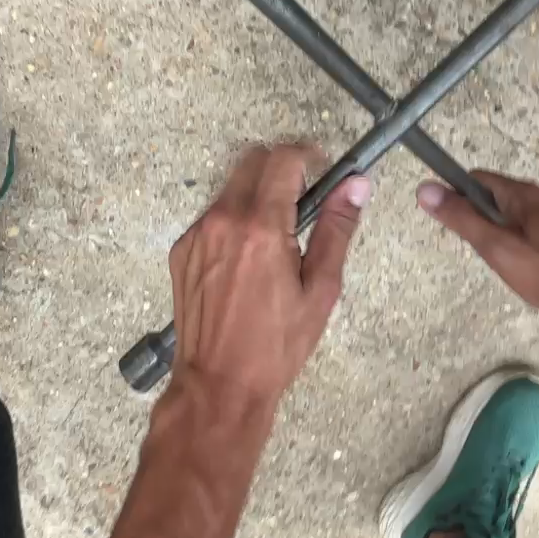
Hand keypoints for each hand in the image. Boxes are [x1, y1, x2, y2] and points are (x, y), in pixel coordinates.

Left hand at [167, 145, 370, 411]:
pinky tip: (247, 257)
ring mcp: (197, 233)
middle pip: (252, 160)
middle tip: (304, 194)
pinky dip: (233, 219)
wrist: (218, 384)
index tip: (322, 165)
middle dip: (281, 166)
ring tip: (277, 234)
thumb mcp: (320, 289)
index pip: (282, 159)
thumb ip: (337, 228)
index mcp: (261, 227)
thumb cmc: (276, 345)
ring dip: (256, 192)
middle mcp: (222, 220)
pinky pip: (212, 215)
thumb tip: (356, 185)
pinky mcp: (182, 249)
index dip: (307, 154)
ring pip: (230, 186)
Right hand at [417, 171, 538, 334]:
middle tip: (480, 250)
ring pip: (515, 215)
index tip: (451, 222)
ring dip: (500, 232)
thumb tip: (424, 189)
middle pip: (497, 197)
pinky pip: (533, 228)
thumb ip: (460, 218)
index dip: (458, 196)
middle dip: (480, 218)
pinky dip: (519, 241)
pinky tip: (524, 268)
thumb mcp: (496, 248)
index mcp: (527, 194)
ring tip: (502, 263)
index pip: (479, 179)